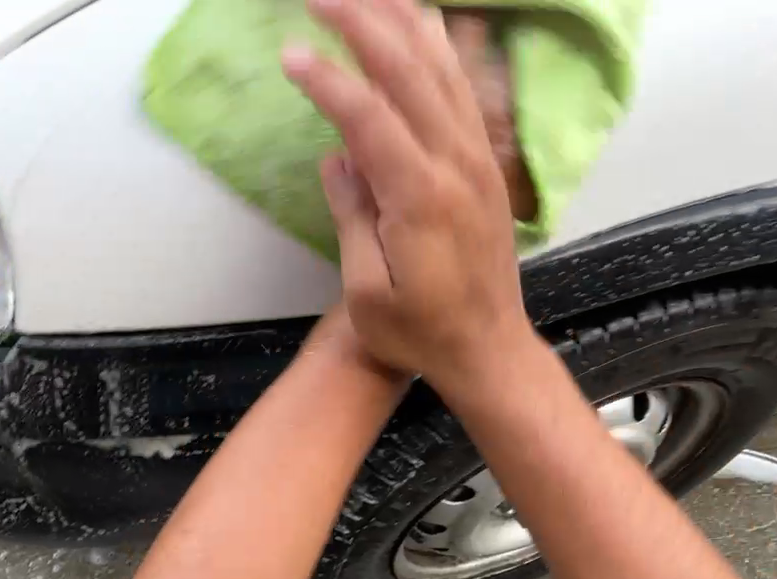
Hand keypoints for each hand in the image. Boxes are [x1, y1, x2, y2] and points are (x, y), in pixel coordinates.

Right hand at [282, 0, 544, 391]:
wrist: (486, 348)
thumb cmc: (418, 332)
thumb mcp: (367, 291)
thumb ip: (352, 217)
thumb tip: (336, 158)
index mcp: (418, 197)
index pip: (368, 117)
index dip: (328, 81)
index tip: (290, 54)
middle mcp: (455, 163)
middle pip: (408, 73)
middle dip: (363, 25)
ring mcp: (478, 160)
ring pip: (443, 71)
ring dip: (404, 24)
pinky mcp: (486, 167)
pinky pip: (467, 92)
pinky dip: (447, 51)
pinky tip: (431, 24)